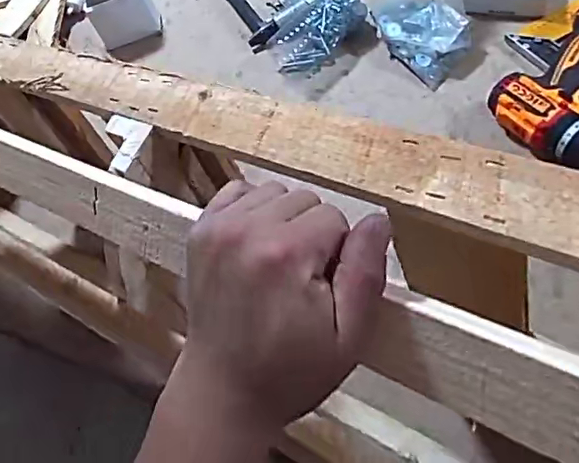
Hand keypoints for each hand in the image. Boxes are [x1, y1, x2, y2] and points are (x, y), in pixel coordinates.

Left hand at [173, 182, 391, 431]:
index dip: (339, 252)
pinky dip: (252, 208)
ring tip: (279, 262)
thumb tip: (378, 220)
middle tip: (302, 278)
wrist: (224, 389)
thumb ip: (366, 272)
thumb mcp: (348, 337)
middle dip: (312, 232)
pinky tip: (256, 244)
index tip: (325, 286)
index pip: (334, 216)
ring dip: (283, 218)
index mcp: (286, 252)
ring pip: (273, 191)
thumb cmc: (289, 370)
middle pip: (304, 198)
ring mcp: (219, 225)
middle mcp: (248, 229)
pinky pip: (238, 190)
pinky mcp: (200, 227)